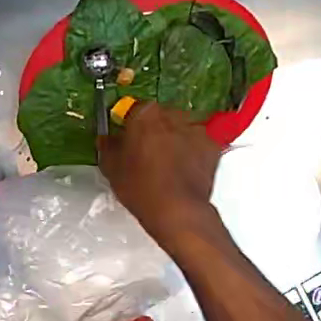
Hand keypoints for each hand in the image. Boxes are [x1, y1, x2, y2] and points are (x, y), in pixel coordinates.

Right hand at [98, 101, 222, 253]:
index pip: (134, 110)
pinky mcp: (213, 146)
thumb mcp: (112, 169)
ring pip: (181, 129)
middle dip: (153, 131)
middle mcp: (173, 115)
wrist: (177, 210)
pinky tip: (182, 171)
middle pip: (160, 117)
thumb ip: (108, 147)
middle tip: (145, 154)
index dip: (129, 125)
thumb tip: (107, 140)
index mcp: (145, 115)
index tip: (126, 138)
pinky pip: (198, 144)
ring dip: (174, 140)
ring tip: (166, 166)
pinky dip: (192, 152)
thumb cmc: (141, 188)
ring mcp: (196, 129)